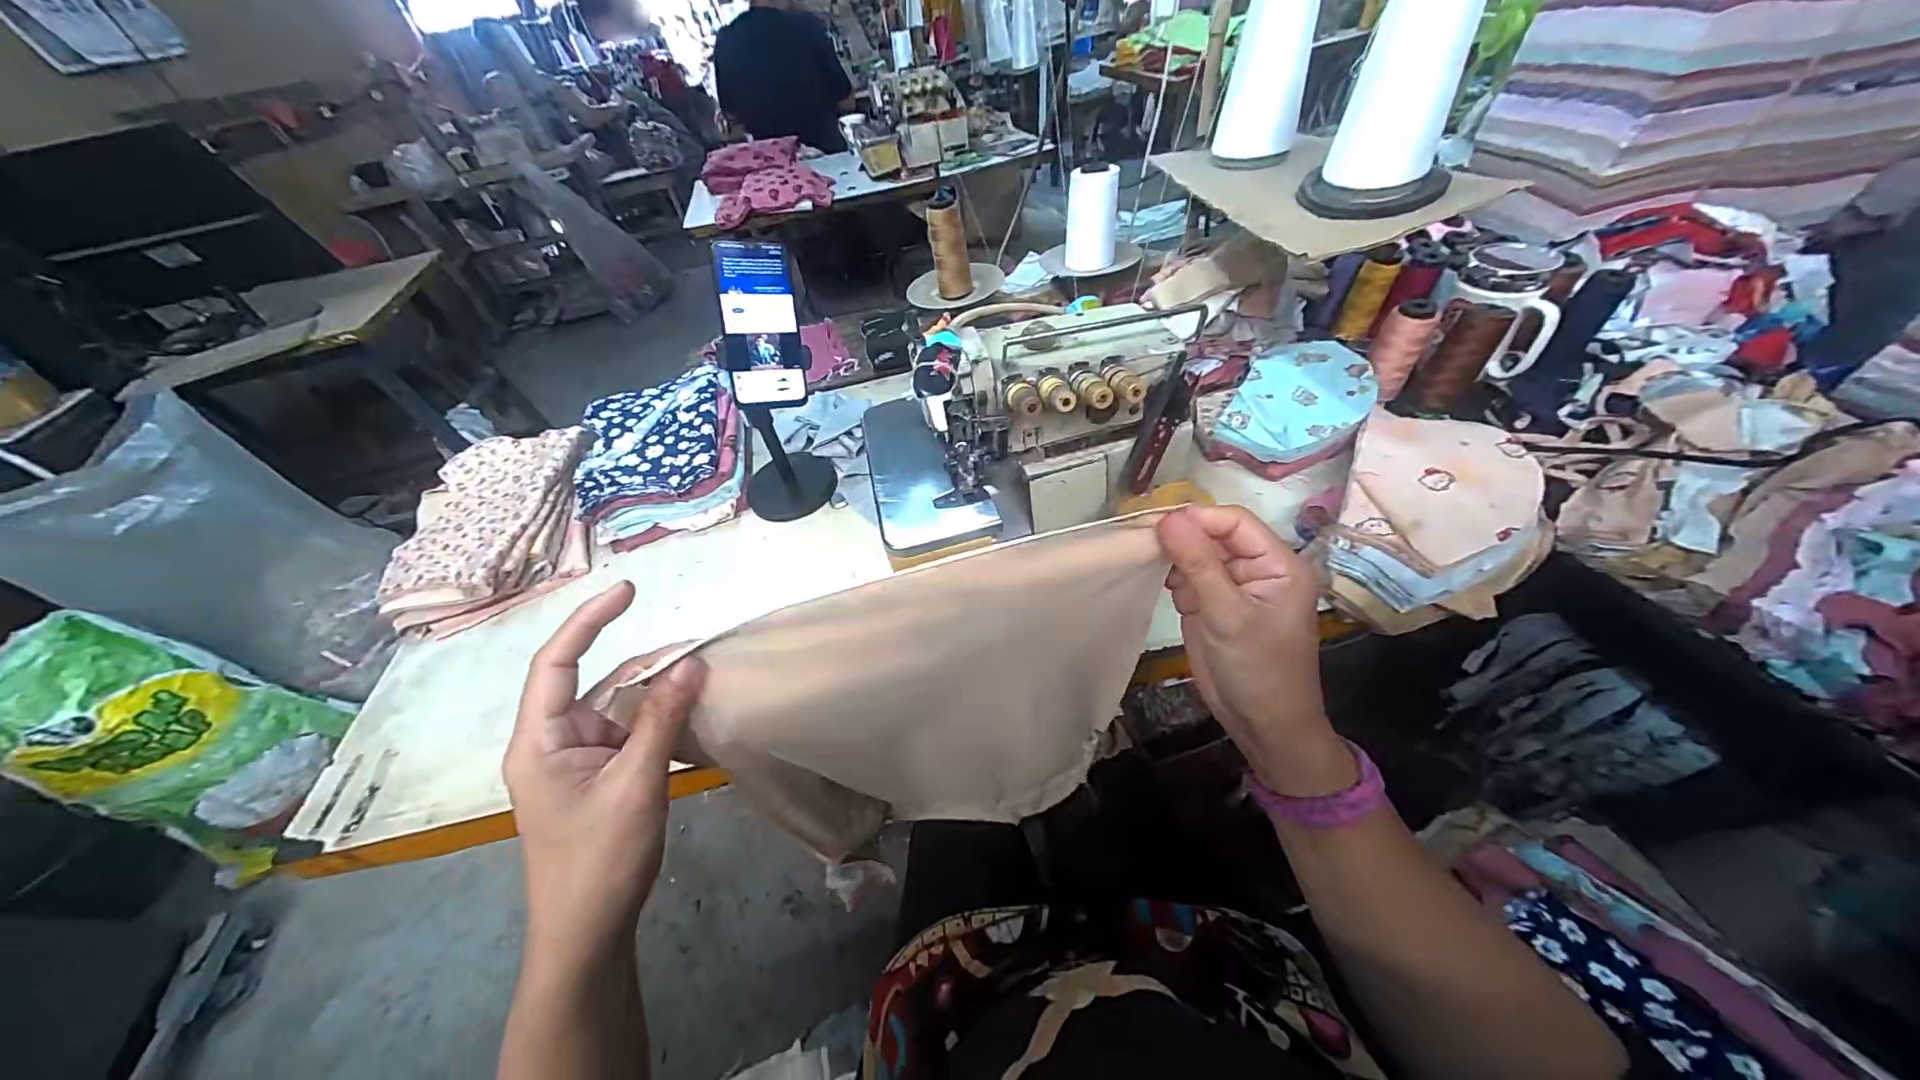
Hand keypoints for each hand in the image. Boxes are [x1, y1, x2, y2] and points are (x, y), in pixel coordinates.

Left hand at [504, 581, 706, 956]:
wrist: (587, 933)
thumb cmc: (600, 859)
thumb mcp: (636, 783)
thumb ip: (662, 719)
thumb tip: (692, 664)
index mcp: (540, 740)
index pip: (557, 663)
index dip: (589, 621)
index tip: (629, 590)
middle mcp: (554, 742)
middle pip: (599, 683)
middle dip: (646, 665)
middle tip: (698, 653)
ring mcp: (577, 761)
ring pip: (620, 708)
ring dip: (659, 695)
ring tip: (704, 682)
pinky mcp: (599, 777)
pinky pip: (631, 733)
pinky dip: (661, 722)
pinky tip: (693, 718)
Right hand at [1157, 506, 1354, 796]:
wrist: (1262, 724)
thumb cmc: (1258, 671)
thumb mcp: (1228, 615)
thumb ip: (1198, 564)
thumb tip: (1169, 518)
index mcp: (1279, 564)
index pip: (1234, 523)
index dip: (1197, 519)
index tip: (1155, 525)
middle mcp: (1257, 568)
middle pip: (1213, 535)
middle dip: (1182, 540)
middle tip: (1144, 544)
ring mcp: (1233, 586)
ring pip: (1196, 554)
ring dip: (1175, 561)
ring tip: (1159, 575)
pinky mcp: (1213, 603)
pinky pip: (1188, 577)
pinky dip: (1174, 581)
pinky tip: (1171, 594)